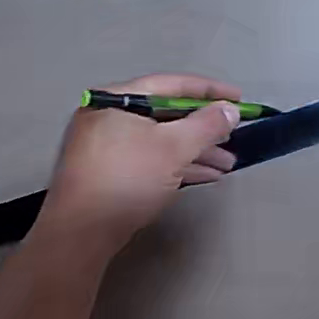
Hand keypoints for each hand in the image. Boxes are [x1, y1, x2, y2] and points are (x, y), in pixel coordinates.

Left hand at [38, 73, 242, 245]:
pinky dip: (177, 164)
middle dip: (205, 127)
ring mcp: (105, 146)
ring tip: (227, 163)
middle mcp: (109, 116)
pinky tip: (205, 175)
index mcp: (118, 99)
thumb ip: (207, 125)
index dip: (210, 91)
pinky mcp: (108, 172)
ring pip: (160, 139)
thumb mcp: (174, 148)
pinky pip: (150, 158)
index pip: (172, 85)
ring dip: (196, 150)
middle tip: (234, 135)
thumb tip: (230, 111)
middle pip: (167, 113)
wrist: (80, 234)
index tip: (238, 100)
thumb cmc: (127, 179)